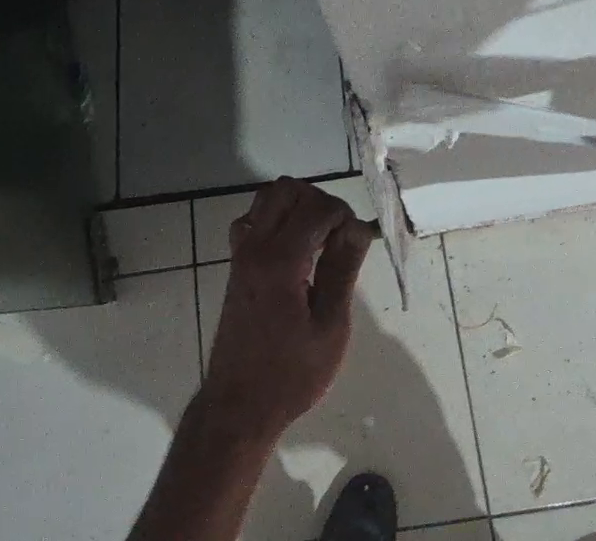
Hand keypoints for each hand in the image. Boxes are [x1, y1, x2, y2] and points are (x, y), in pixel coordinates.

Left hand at [197, 179, 373, 443]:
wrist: (239, 406)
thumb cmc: (291, 374)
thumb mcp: (330, 327)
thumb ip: (342, 269)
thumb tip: (359, 227)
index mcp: (280, 261)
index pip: (316, 207)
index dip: (344, 215)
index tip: (357, 244)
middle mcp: (255, 247)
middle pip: (287, 190)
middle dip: (319, 202)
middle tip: (339, 237)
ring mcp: (240, 254)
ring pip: (267, 199)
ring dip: (297, 207)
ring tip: (319, 241)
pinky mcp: (236, 265)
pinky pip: (254, 220)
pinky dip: (277, 220)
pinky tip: (295, 251)